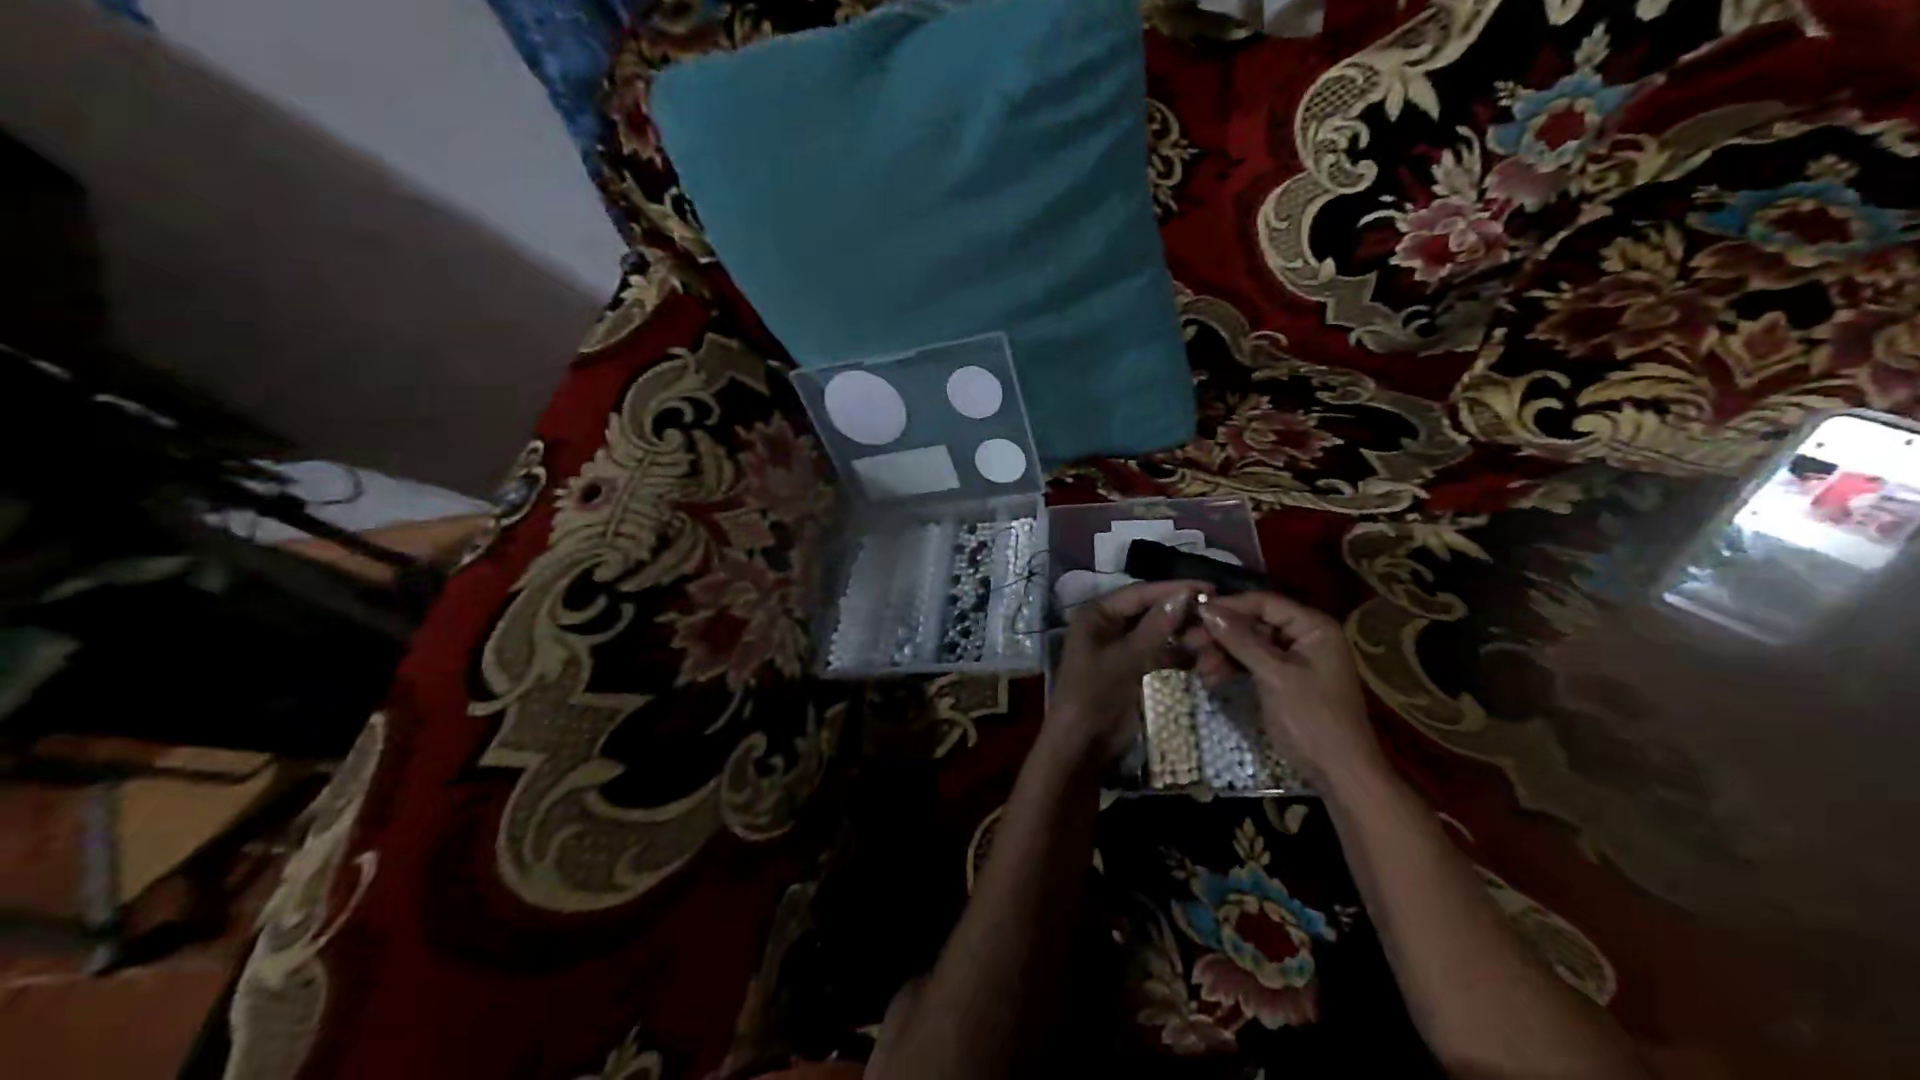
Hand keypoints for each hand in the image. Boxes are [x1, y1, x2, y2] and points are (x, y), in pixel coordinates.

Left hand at [1045, 580, 1205, 767]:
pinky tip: (1200, 659)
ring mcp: (1120, 647)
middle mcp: (1107, 625)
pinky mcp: (1131, 669)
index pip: (1139, 593)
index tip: (1209, 588)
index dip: (1172, 589)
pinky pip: (1157, 653)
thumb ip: (1155, 628)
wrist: (1082, 744)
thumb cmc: (1094, 694)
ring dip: (1182, 635)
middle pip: (1149, 610)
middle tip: (1218, 613)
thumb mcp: (1125, 659)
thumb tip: (1184, 595)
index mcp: (1096, 615)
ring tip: (1213, 638)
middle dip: (1180, 612)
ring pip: (1157, 632)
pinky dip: (1176, 655)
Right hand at [1192, 591, 1386, 787]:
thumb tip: (1207, 609)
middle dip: (1222, 633)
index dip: (1229, 606)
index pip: (1265, 603)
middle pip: (1254, 622)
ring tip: (1199, 668)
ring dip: (1222, 653)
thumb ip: (1241, 640)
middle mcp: (1305, 636)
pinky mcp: (1282, 680)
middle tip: (1188, 642)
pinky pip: (1252, 664)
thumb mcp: (1274, 675)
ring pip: (1249, 644)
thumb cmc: (1313, 718)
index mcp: (1313, 627)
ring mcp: (1294, 659)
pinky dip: (1232, 669)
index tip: (1194, 613)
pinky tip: (1210, 679)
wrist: (1338, 772)